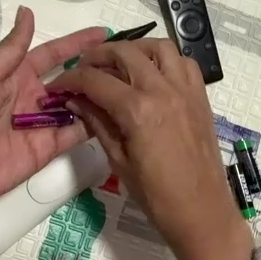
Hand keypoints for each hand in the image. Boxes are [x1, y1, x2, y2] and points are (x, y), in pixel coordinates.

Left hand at [0, 7, 106, 215]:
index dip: (77, 43)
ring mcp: (43, 124)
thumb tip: (27, 11)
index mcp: (17, 75)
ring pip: (79, 105)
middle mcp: (33, 97)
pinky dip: (94, 124)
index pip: (54, 54)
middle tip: (124, 62)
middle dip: (94, 70)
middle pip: (71, 80)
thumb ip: (12, 47)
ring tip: (127, 85)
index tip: (105, 33)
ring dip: (99, 95)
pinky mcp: (49, 148)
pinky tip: (116, 113)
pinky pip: (76, 133)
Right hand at [46, 40, 251, 259]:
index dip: (71, 79)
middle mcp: (163, 90)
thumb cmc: (156, 195)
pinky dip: (165, 59)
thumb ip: (97, 123)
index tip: (59, 85)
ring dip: (134, 49)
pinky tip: (152, 74)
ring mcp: (185, 90)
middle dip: (98, 56)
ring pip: (159, 47)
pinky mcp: (200, 96)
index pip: (95, 81)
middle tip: (83, 69)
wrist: (201, 211)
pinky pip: (184, 62)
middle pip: (125, 53)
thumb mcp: (118, 161)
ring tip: (118, 63)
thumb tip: (75, 100)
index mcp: (138, 110)